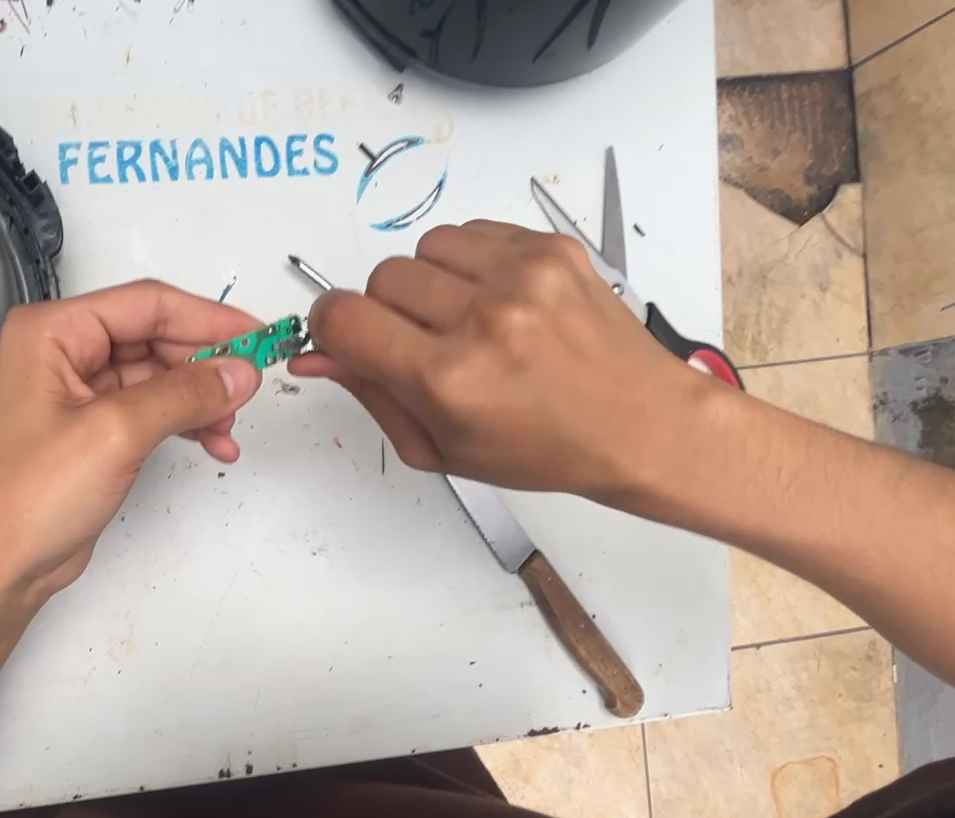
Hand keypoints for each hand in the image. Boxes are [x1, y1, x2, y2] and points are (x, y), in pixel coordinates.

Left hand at [0, 281, 262, 614]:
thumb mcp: (116, 434)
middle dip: (205, 366)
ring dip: (201, 400)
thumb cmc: (28, 501)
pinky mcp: (95, 431)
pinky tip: (213, 443)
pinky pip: (154, 411)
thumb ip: (184, 395)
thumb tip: (237, 372)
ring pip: (160, 378)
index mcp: (52, 333)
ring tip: (228, 428)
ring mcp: (80, 395)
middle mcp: (63, 355)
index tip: (255, 337)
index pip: (146, 305)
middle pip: (156, 339)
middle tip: (250, 387)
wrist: (2, 567)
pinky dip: (186, 424)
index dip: (208, 319)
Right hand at [289, 220, 711, 501]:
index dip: (330, 325)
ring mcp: (521, 275)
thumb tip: (317, 354)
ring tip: (461, 319)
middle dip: (384, 311)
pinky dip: (467, 263)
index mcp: (448, 380)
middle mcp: (482, 319)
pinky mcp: (550, 248)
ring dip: (427, 282)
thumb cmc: (537, 449)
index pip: (345, 317)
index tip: (343, 336)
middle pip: (381, 278)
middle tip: (420, 345)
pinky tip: (493, 300)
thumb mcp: (437, 447)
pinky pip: (471, 232)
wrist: (637, 423)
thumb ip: (369, 394)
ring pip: (423, 247)